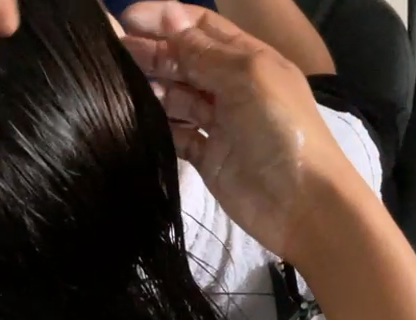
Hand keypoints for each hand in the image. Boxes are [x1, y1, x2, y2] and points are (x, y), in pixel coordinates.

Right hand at [119, 1, 364, 262]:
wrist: (303, 204)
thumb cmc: (282, 130)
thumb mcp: (248, 76)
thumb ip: (205, 52)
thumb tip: (168, 16)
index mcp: (248, 58)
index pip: (201, 27)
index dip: (166, 19)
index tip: (128, 19)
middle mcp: (232, 87)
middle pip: (185, 61)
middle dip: (152, 52)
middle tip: (113, 52)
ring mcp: (220, 125)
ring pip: (178, 97)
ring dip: (152, 88)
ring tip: (120, 84)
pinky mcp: (209, 159)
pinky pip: (178, 136)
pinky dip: (160, 126)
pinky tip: (136, 118)